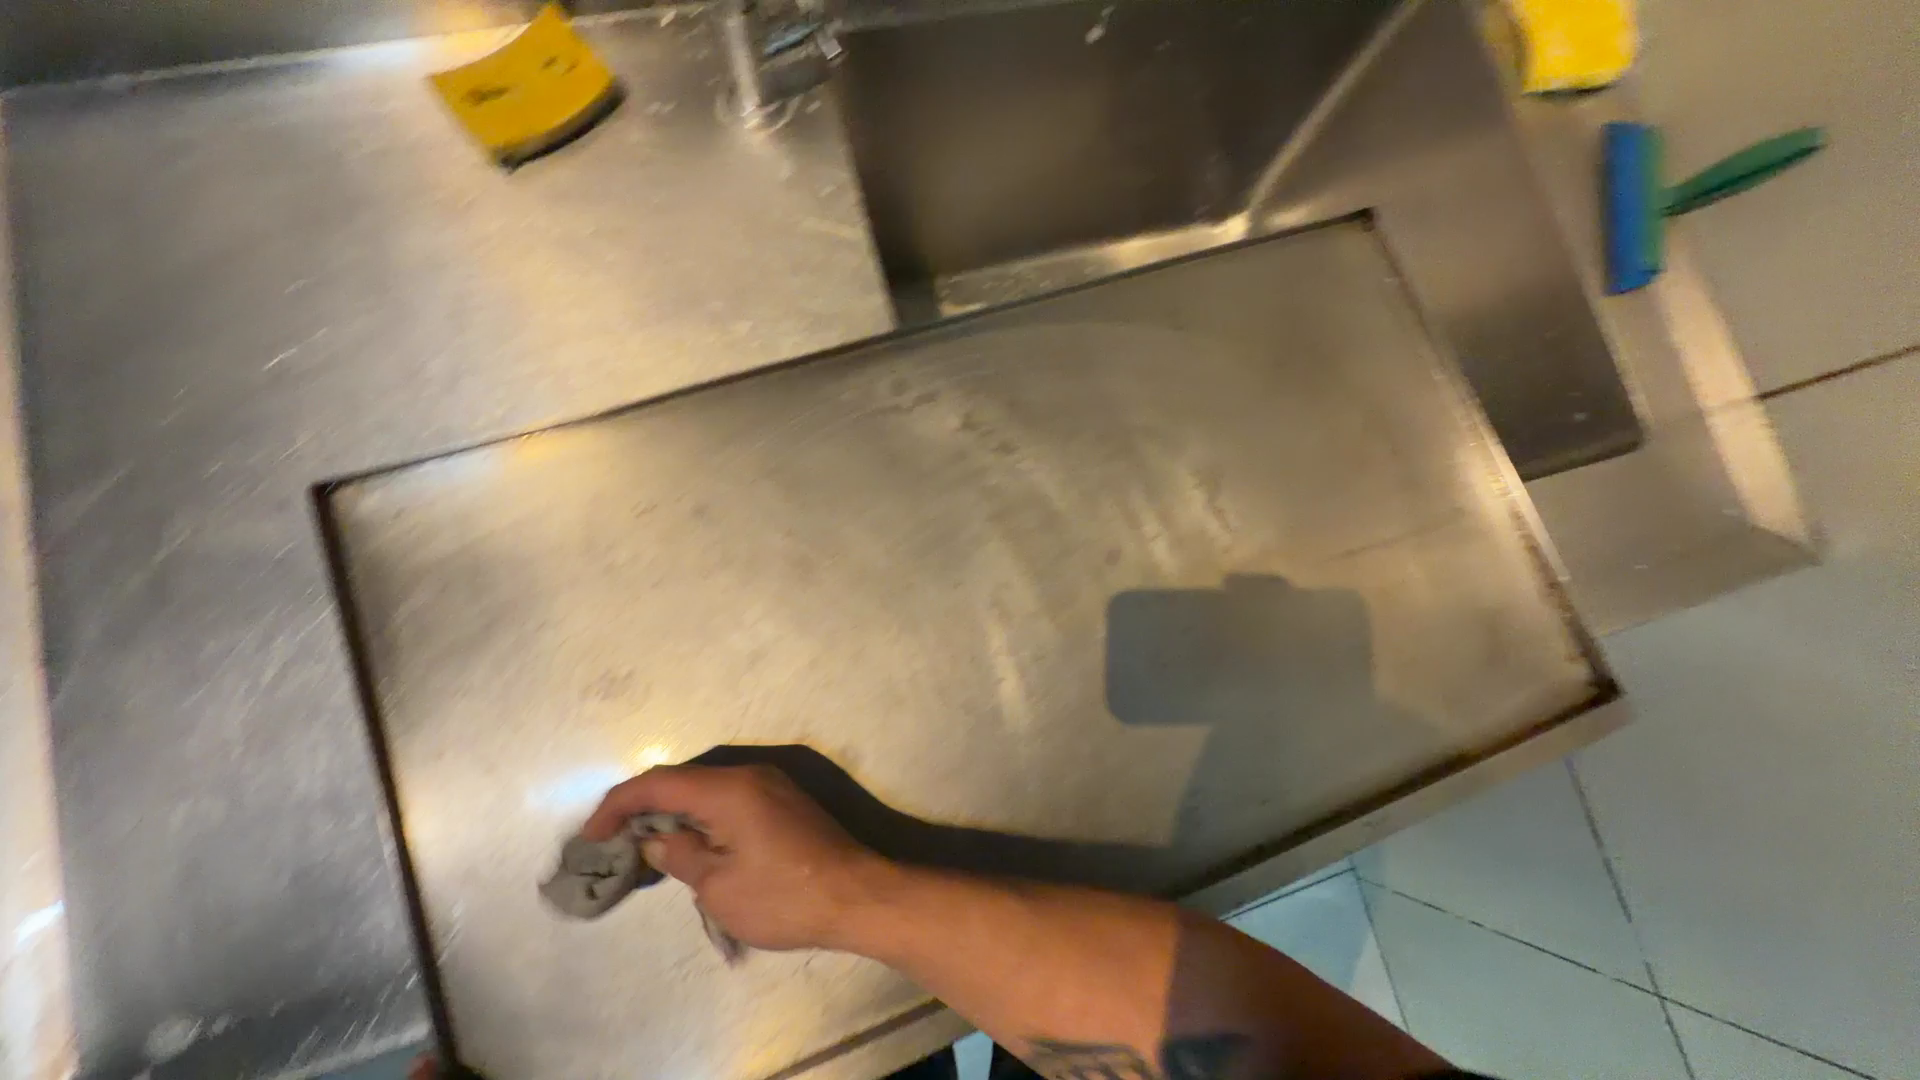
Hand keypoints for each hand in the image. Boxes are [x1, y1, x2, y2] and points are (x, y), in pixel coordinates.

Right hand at [581, 763, 893, 951]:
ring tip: (648, 847)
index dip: (617, 805)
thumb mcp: (720, 888)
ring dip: (675, 812)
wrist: (858, 895)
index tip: (591, 836)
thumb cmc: (784, 896)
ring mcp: (772, 786)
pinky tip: (694, 845)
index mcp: (729, 789)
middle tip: (614, 842)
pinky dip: (704, 816)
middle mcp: (750, 775)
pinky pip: (731, 799)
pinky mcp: (786, 802)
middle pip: (683, 780)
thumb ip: (681, 858)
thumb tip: (656, 842)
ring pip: (708, 789)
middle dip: (644, 807)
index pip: (658, 783)